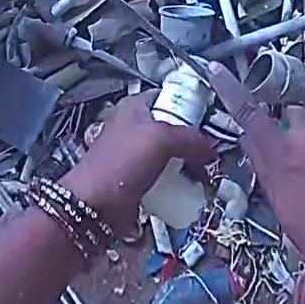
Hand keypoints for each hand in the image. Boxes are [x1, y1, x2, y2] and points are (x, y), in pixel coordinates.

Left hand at [62, 91, 214, 233]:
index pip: (171, 97)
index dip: (192, 107)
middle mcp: (136, 126)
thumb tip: (211, 148)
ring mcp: (136, 153)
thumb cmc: (121, 163)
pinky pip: (165, 175)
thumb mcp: (161, 138)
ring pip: (172, 154)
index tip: (210, 122)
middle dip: (194, 141)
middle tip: (208, 154)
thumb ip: (190, 138)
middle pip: (175, 127)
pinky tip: (188, 189)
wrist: (93, 206)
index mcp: (137, 106)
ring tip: (202, 175)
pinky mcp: (138, 178)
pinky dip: (177, 181)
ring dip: (188, 164)